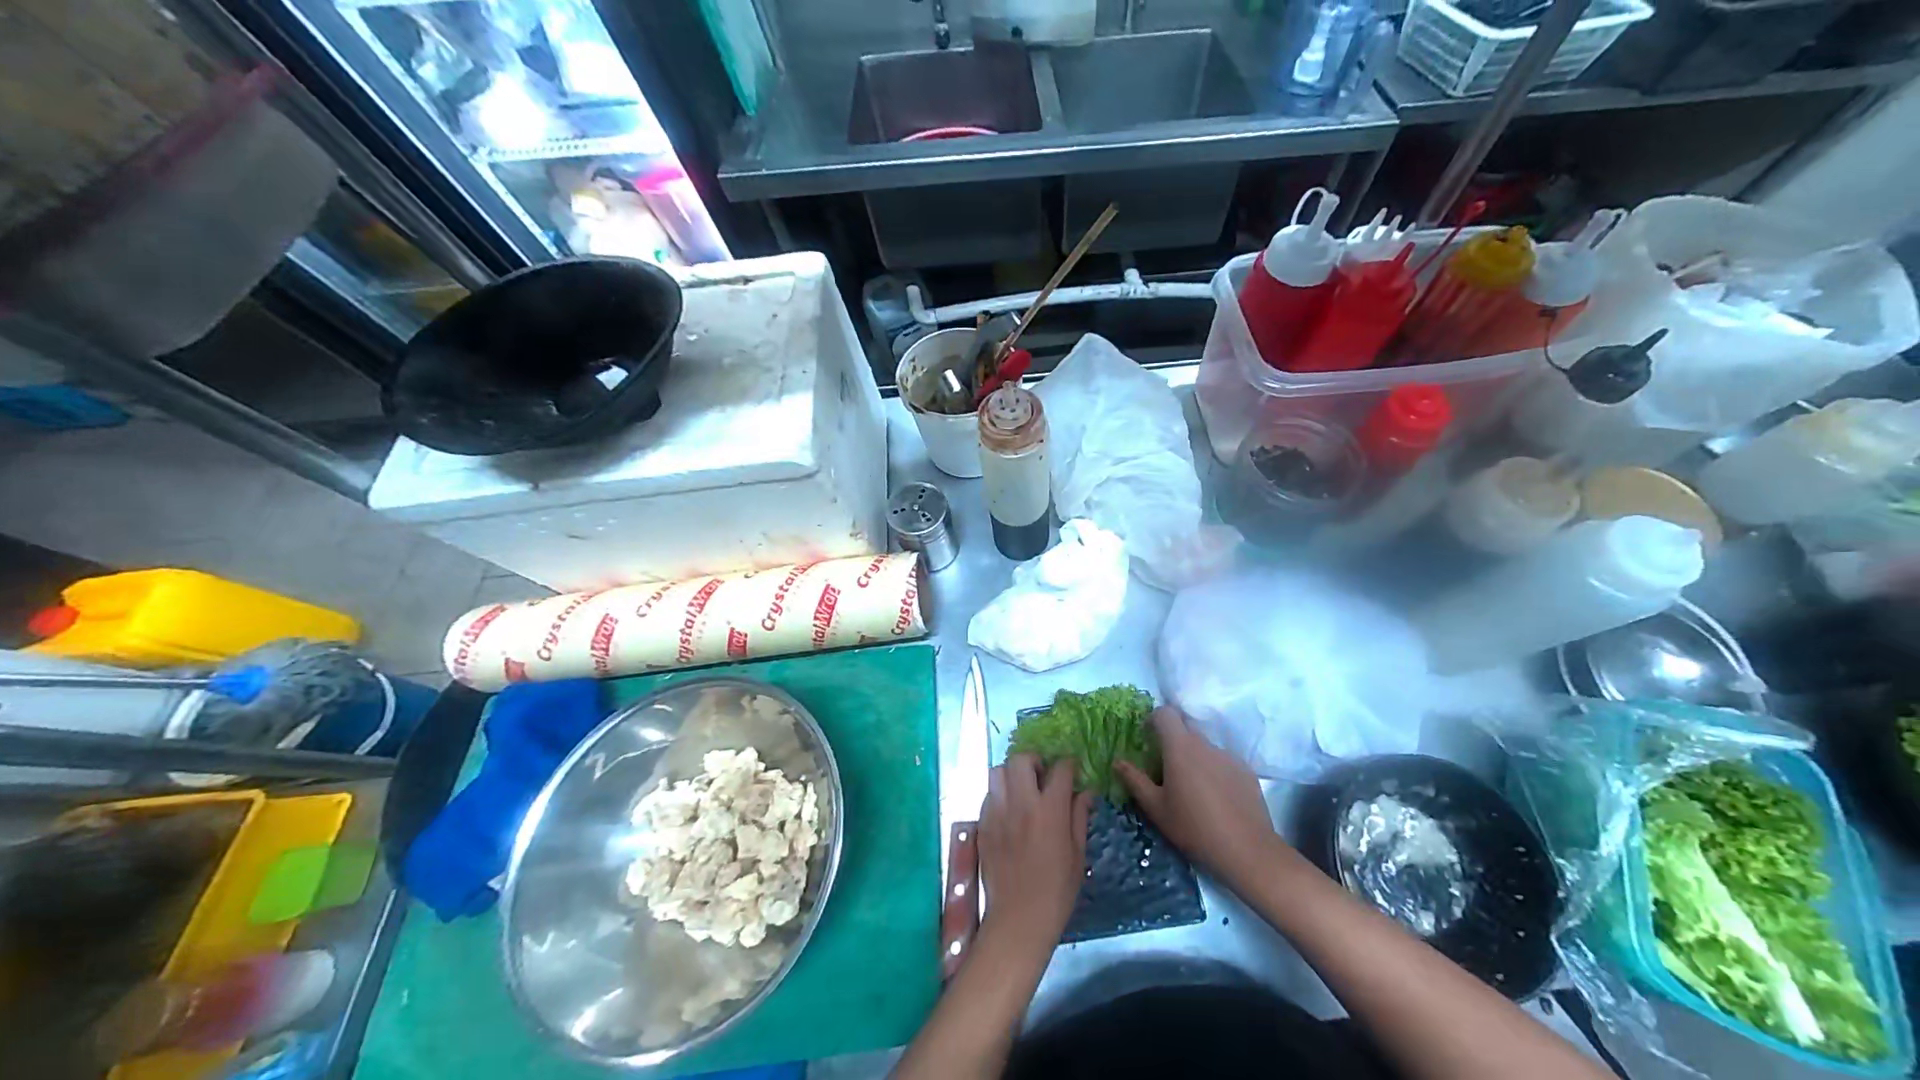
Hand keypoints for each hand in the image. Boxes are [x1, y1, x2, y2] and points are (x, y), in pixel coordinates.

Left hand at [978, 754, 1091, 956]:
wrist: (1018, 917)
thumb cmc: (1057, 890)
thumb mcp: (1077, 853)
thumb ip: (1079, 816)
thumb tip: (1086, 792)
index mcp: (1050, 809)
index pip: (1060, 769)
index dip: (1068, 766)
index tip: (1070, 771)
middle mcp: (1021, 803)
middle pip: (1021, 759)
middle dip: (1034, 761)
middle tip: (1041, 776)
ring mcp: (997, 811)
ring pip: (998, 771)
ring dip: (1012, 774)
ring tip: (1021, 790)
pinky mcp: (982, 823)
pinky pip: (988, 795)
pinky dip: (999, 794)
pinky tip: (1008, 811)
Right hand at [1117, 707, 1285, 889]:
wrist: (1247, 851)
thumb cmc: (1194, 828)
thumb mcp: (1156, 808)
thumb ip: (1135, 780)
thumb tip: (1117, 761)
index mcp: (1180, 747)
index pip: (1166, 713)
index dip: (1154, 719)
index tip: (1147, 737)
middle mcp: (1206, 745)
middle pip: (1186, 728)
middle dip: (1173, 739)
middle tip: (1166, 766)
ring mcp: (1230, 757)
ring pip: (1206, 747)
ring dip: (1195, 757)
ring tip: (1192, 788)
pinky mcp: (1247, 772)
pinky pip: (1224, 762)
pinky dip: (1214, 771)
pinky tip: (1216, 798)